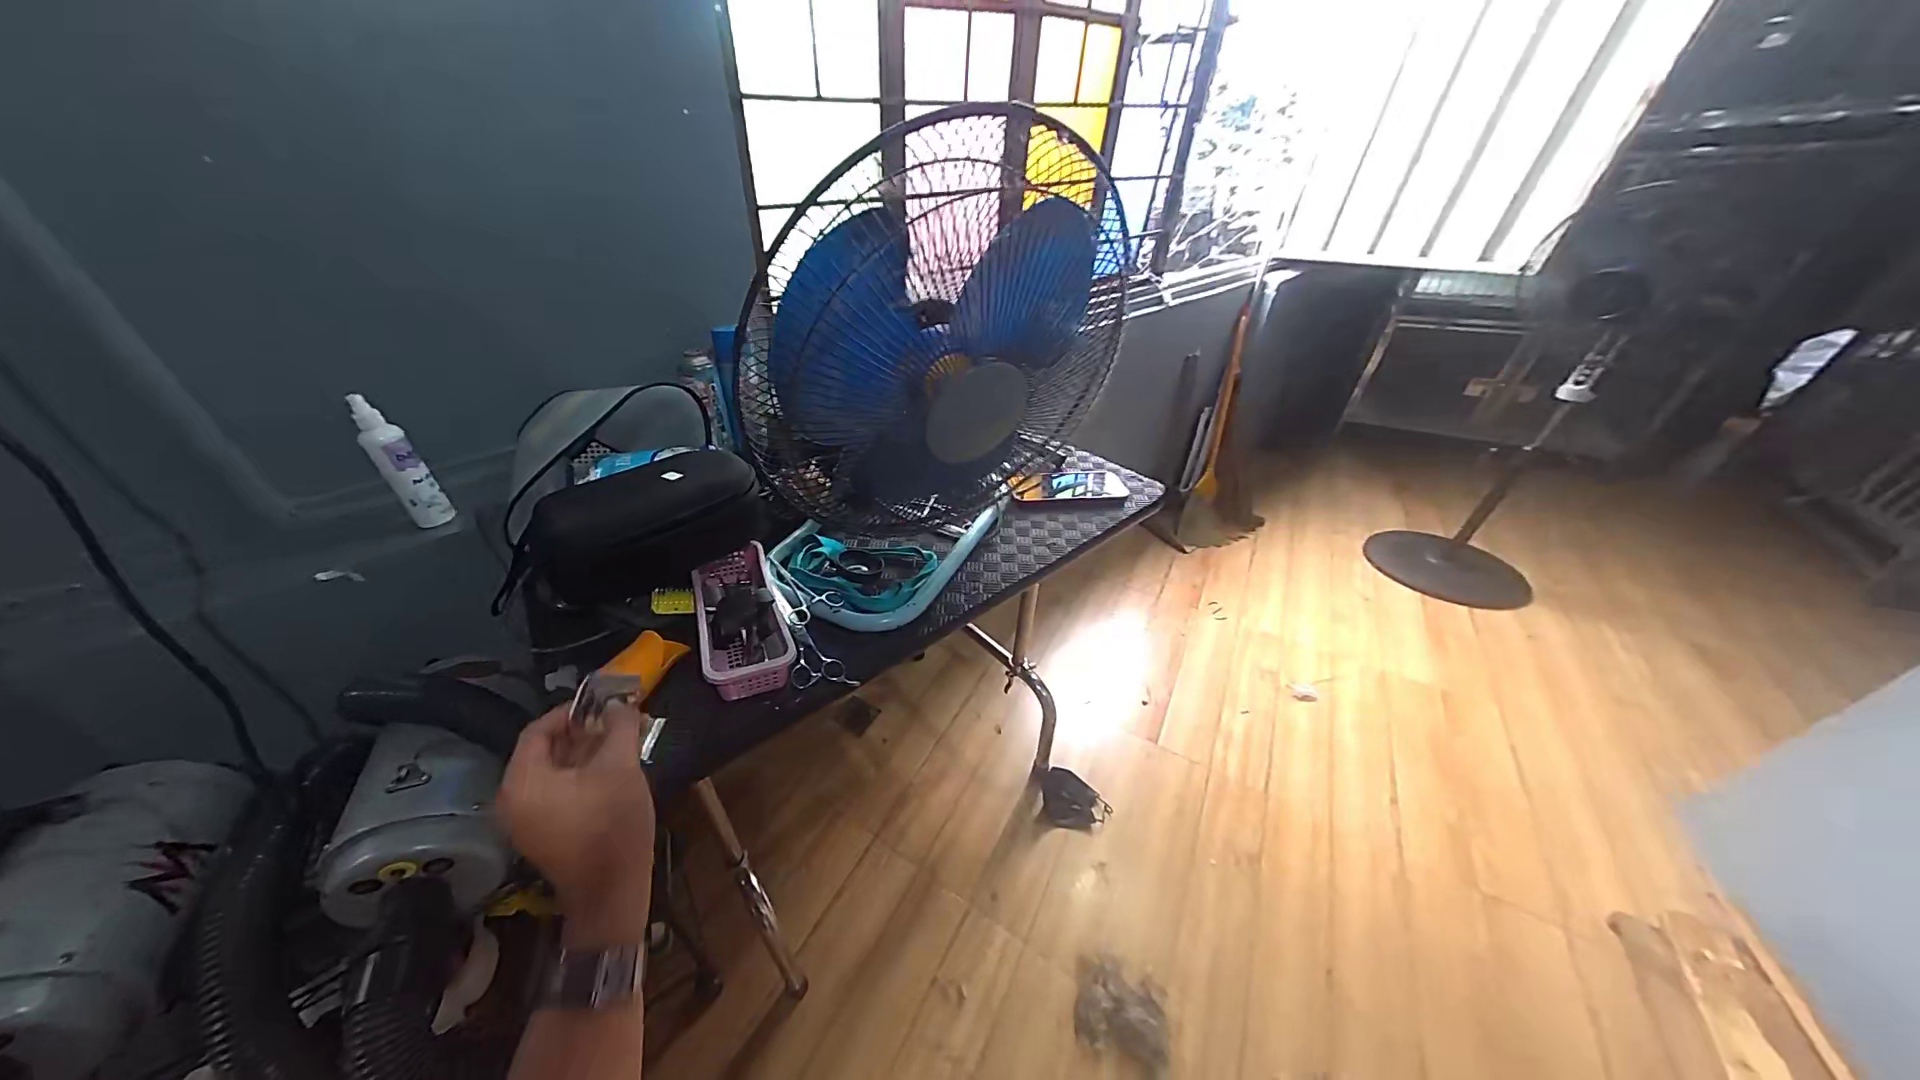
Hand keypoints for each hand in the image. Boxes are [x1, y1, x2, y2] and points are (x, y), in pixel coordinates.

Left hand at [497, 700, 655, 943]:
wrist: (612, 890)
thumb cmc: (612, 824)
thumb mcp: (620, 767)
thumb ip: (618, 727)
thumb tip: (619, 703)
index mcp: (522, 782)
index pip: (537, 731)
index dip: (571, 711)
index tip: (604, 703)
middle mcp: (514, 800)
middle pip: (546, 751)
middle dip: (585, 731)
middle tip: (620, 720)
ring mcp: (527, 820)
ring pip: (556, 771)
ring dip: (589, 751)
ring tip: (624, 741)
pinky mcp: (545, 833)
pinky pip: (560, 791)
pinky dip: (584, 774)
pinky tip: (616, 769)